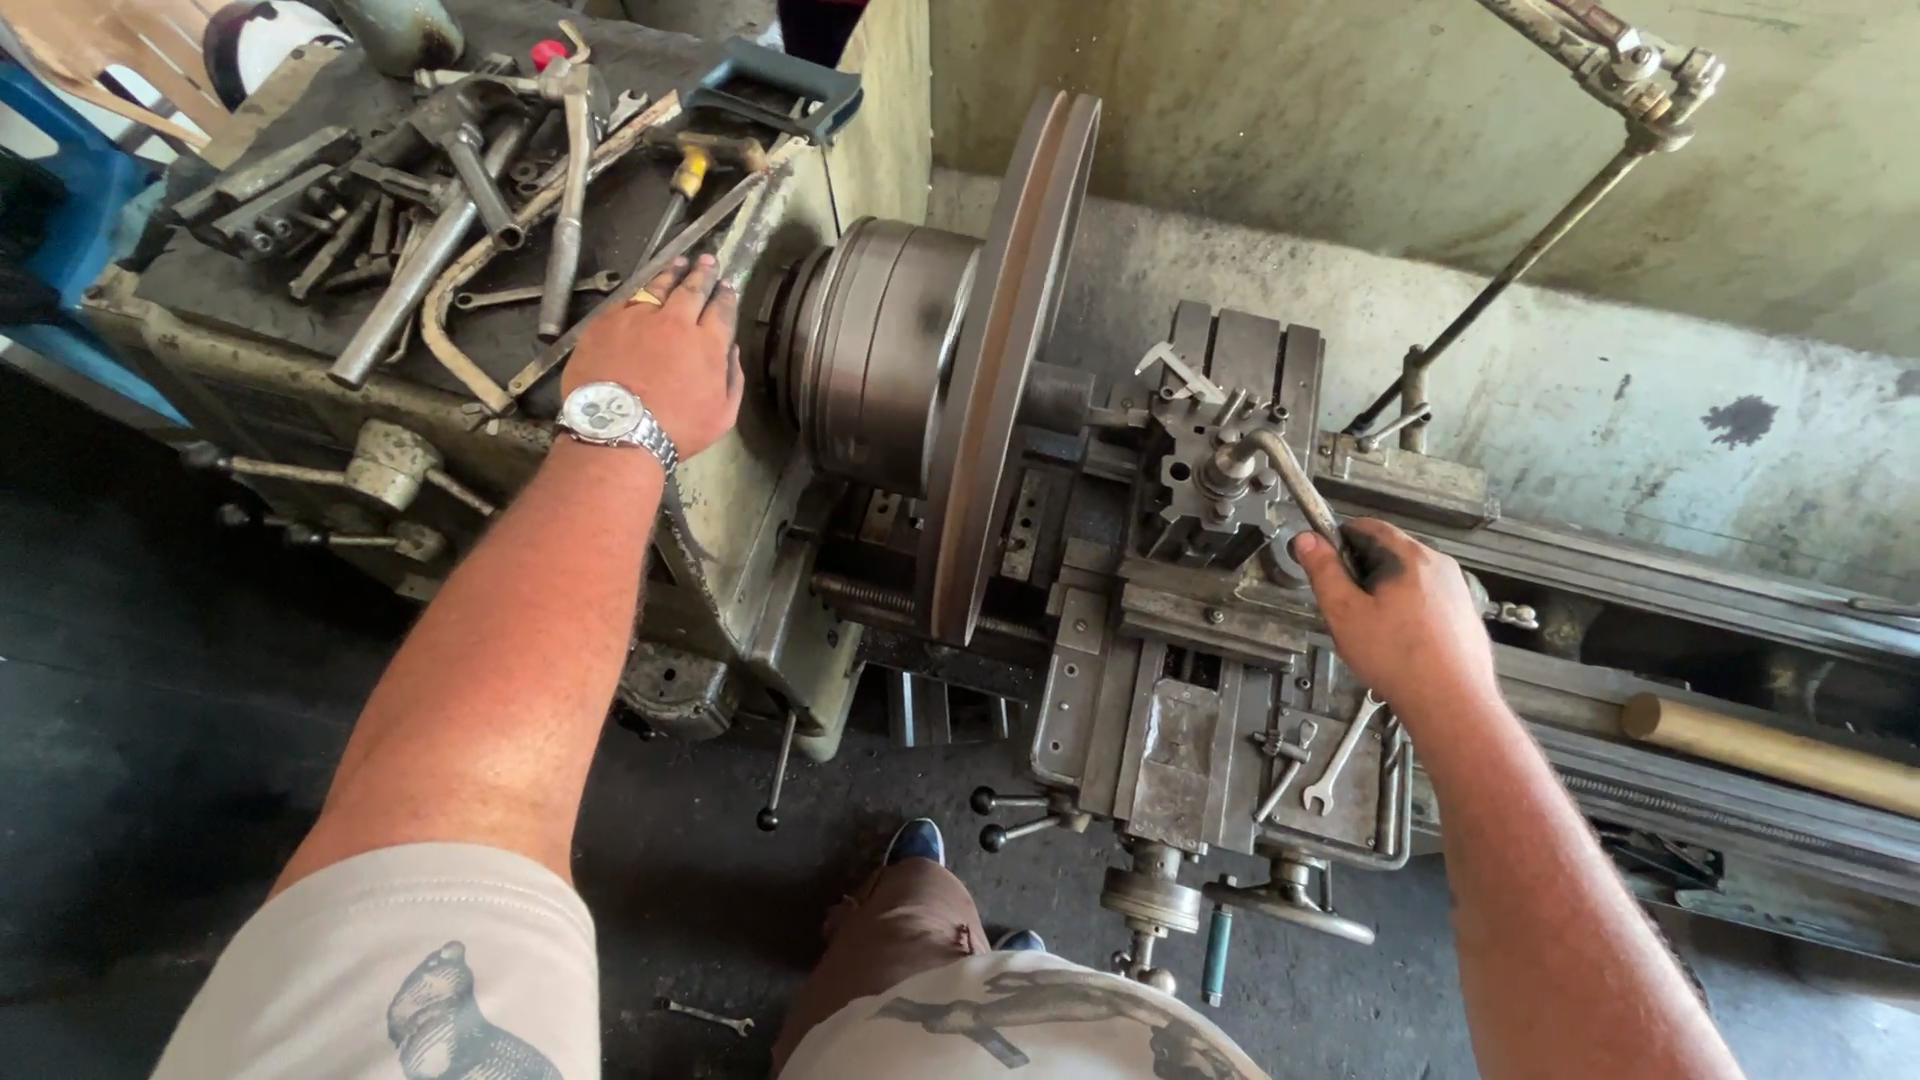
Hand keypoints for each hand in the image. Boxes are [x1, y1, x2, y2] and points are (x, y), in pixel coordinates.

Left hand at [564, 253, 741, 458]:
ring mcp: (638, 318)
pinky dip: (640, 291)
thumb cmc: (678, 430)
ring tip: (678, 263)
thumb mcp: (723, 415)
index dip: (726, 295)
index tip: (728, 285)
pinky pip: (628, 299)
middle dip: (702, 273)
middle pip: (692, 289)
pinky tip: (644, 289)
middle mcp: (675, 322)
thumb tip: (730, 351)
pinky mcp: (606, 323)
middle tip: (708, 260)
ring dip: (672, 273)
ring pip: (658, 287)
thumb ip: (732, 379)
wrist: (619, 431)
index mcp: (708, 344)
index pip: (721, 310)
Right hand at [1290, 518, 1499, 717]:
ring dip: (1382, 591)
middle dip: (1360, 571)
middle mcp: (1438, 565)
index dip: (1337, 541)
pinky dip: (1406, 609)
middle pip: (1386, 550)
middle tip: (1345, 606)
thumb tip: (1307, 539)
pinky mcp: (1464, 613)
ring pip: (1405, 576)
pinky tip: (1397, 641)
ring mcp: (1456, 589)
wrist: (1451, 702)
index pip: (1365, 526)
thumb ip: (1323, 570)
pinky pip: (1425, 598)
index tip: (1324, 566)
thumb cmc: (1395, 657)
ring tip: (1371, 629)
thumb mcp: (1343, 612)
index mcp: (1409, 557)